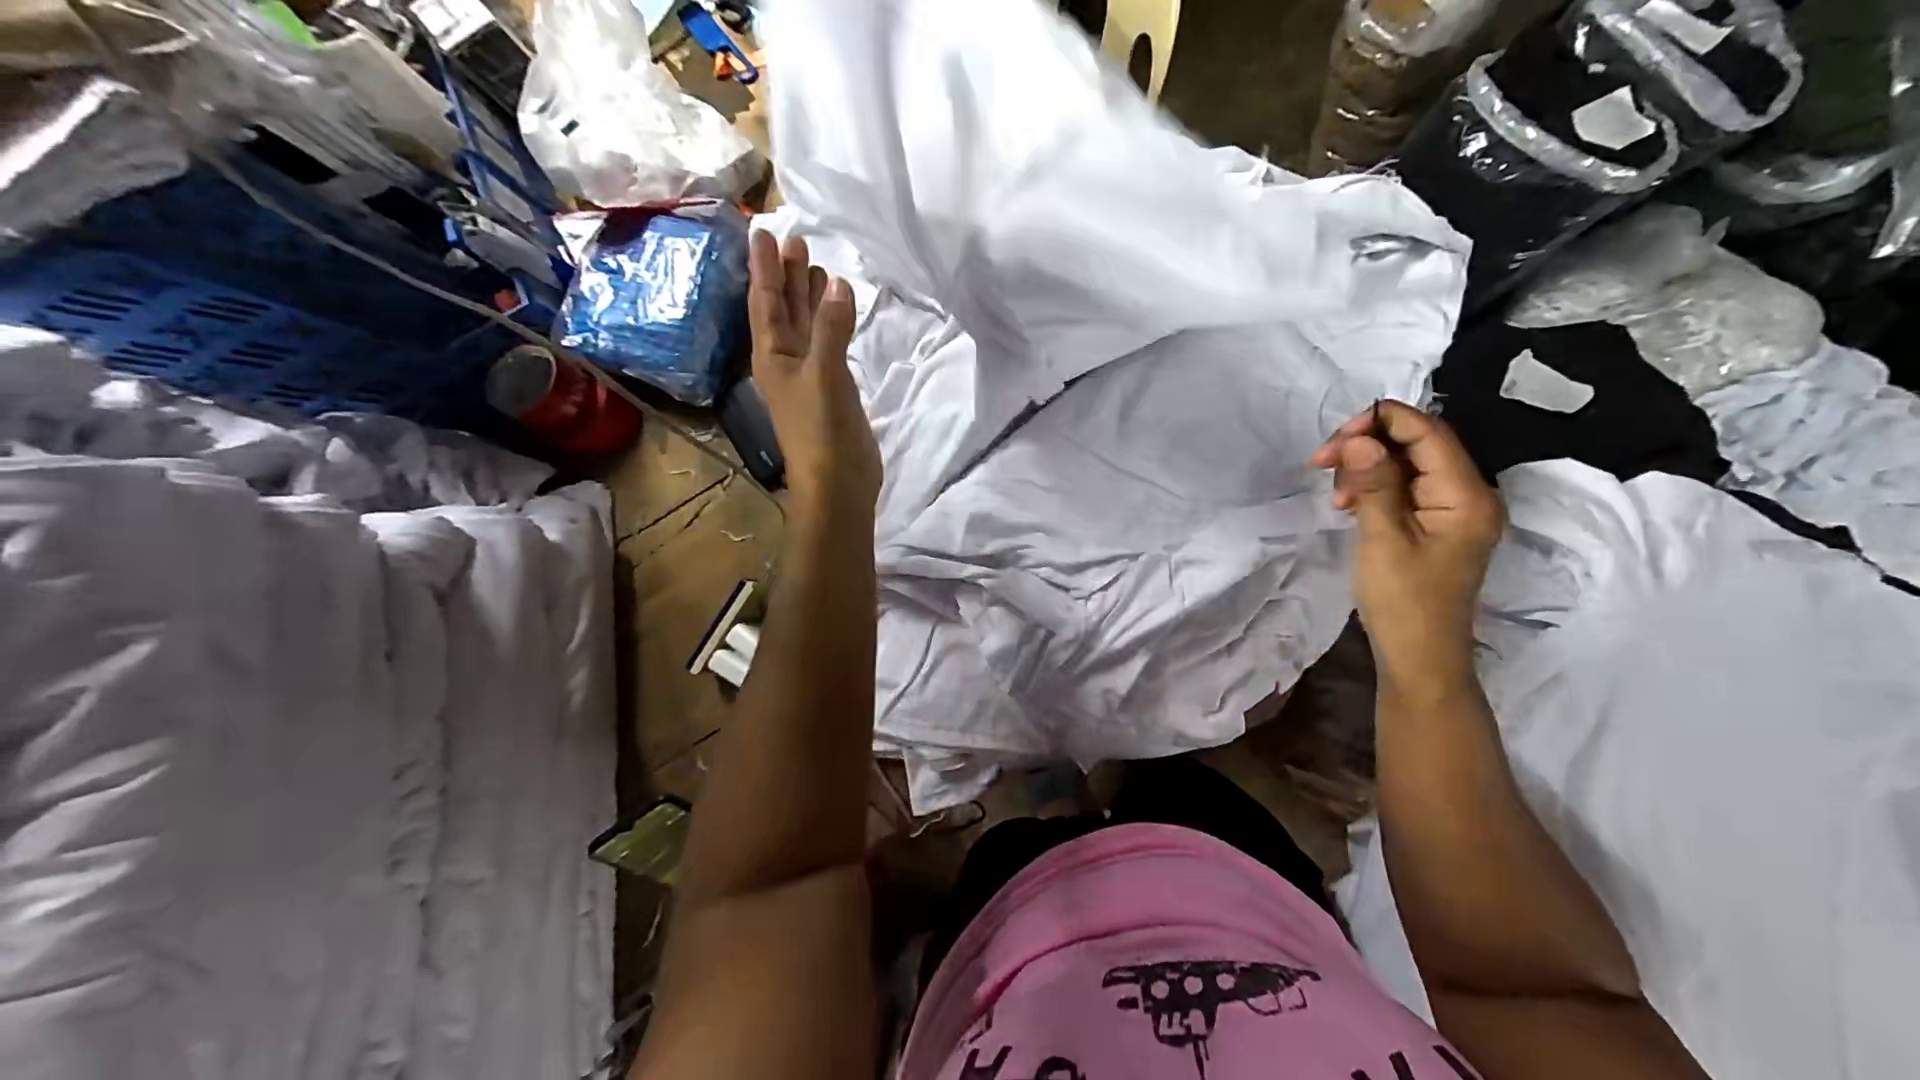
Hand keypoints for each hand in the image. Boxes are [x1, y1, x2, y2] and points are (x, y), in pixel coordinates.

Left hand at [748, 230, 881, 520]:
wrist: (838, 482)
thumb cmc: (821, 431)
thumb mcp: (824, 376)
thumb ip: (830, 330)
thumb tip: (838, 283)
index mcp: (772, 356)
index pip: (765, 301)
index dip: (764, 267)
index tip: (765, 231)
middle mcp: (785, 361)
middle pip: (783, 309)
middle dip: (787, 276)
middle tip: (796, 241)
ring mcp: (809, 375)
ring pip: (806, 325)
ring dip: (809, 296)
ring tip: (816, 265)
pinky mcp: (832, 387)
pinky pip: (828, 342)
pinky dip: (832, 322)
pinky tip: (840, 308)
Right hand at [1311, 401, 1503, 690]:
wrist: (1420, 657)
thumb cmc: (1403, 602)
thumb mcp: (1383, 539)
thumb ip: (1374, 484)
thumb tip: (1358, 439)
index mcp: (1467, 496)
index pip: (1429, 433)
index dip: (1382, 422)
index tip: (1335, 438)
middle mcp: (1469, 495)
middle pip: (1418, 444)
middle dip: (1368, 445)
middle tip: (1322, 462)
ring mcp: (1453, 511)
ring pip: (1407, 464)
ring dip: (1366, 468)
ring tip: (1337, 497)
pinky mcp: (1436, 525)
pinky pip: (1405, 488)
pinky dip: (1374, 487)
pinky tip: (1350, 505)